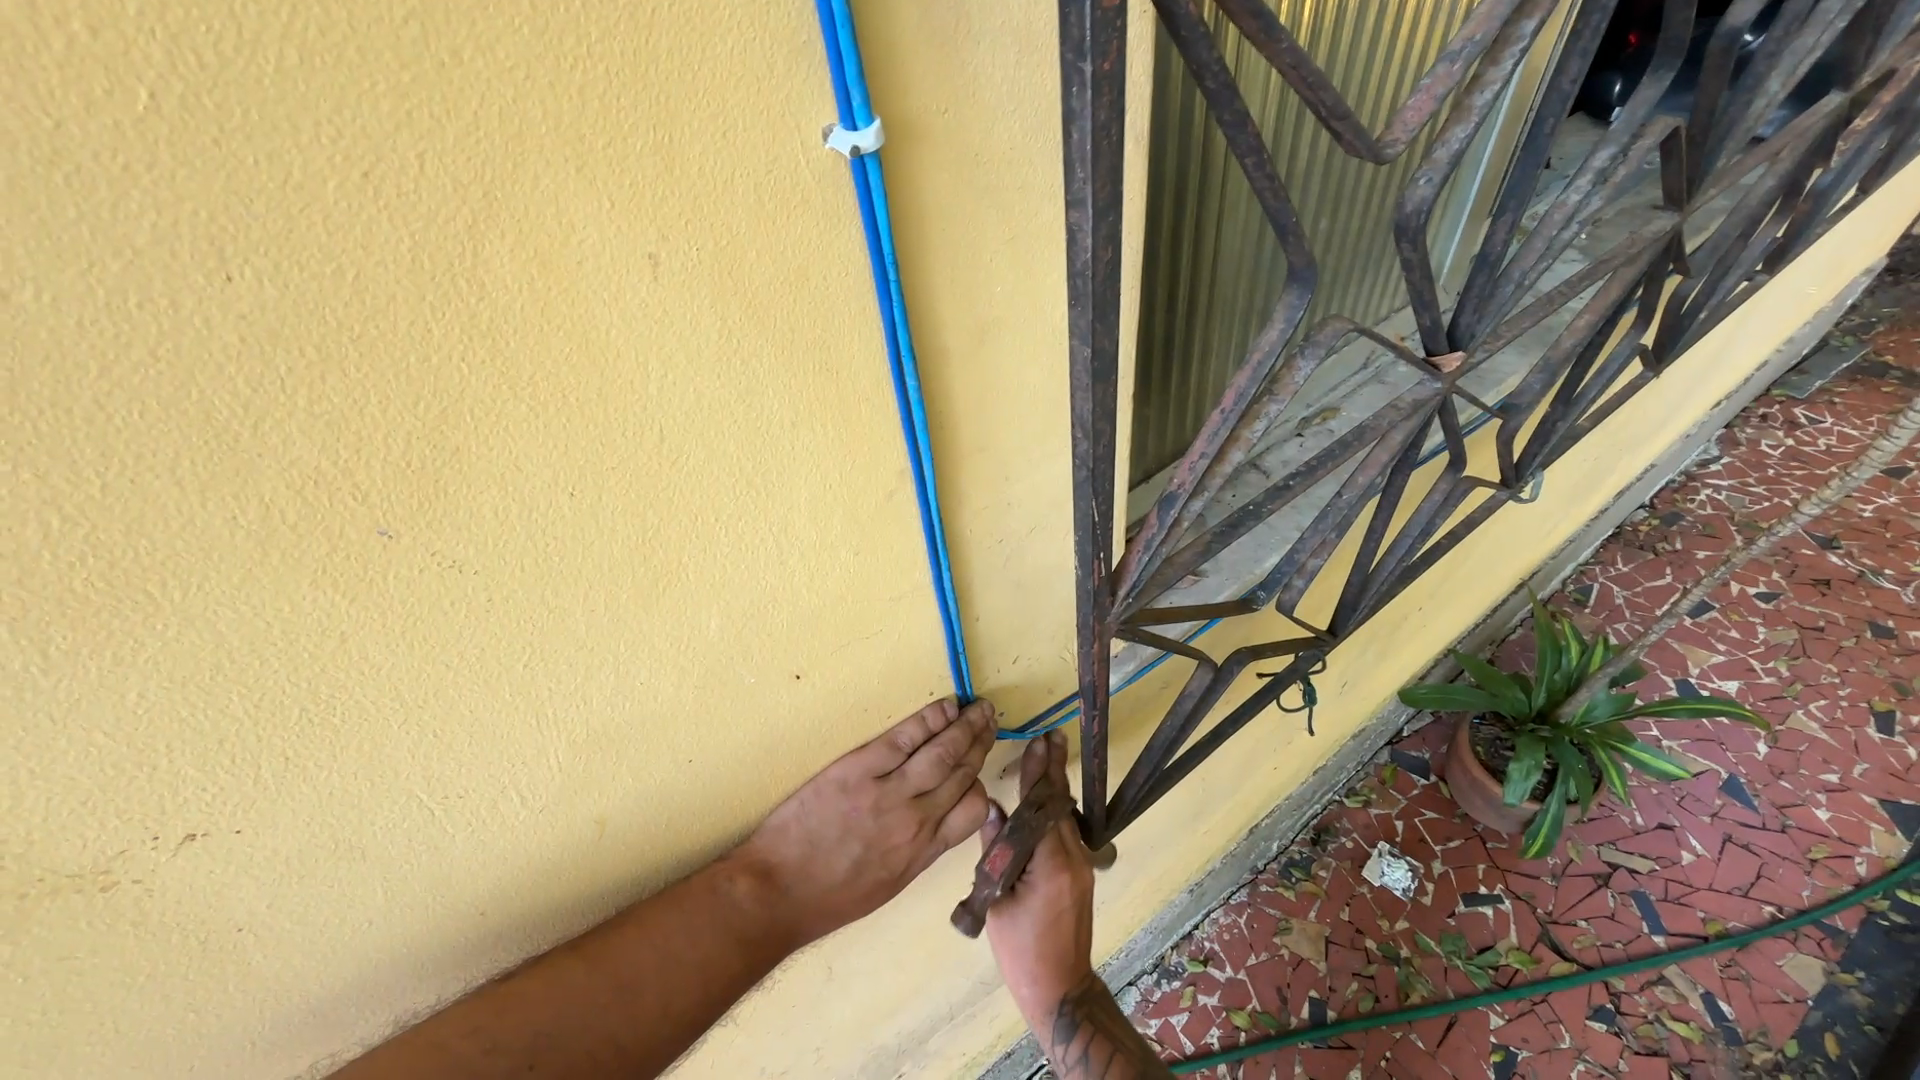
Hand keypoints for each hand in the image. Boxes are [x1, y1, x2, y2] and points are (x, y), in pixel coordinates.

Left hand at [736, 697, 995, 945]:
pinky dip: (928, 720)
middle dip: (980, 744)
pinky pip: (904, 738)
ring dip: (965, 726)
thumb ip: (917, 852)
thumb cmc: (826, 899)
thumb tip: (937, 825)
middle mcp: (916, 820)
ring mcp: (889, 792)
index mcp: (923, 852)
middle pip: (962, 774)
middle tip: (991, 721)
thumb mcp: (887, 886)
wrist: (777, 892)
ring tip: (979, 709)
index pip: (973, 811)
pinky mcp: (859, 770)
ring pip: (942, 752)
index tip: (979, 769)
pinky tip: (944, 707)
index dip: (979, 785)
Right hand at [981, 732, 1095, 1021]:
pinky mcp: (1083, 875)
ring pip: (1066, 818)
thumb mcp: (997, 902)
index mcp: (1050, 863)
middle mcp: (1074, 858)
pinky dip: (1055, 811)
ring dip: (1055, 788)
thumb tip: (992, 808)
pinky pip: (1067, 833)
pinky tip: (1046, 800)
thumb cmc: (1021, 951)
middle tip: (1051, 737)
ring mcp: (1083, 866)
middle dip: (1052, 770)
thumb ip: (996, 852)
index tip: (1039, 741)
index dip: (1037, 773)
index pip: (1041, 806)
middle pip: (1059, 805)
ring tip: (1048, 756)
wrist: (1060, 988)